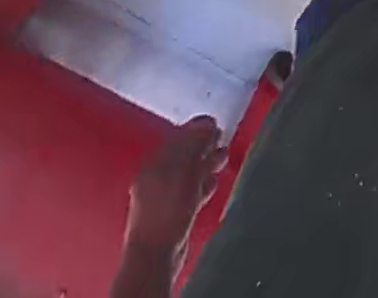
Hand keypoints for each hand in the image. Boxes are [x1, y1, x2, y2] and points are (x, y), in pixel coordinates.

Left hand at [124, 115, 227, 258]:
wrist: (156, 254)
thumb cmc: (168, 206)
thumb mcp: (185, 168)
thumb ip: (196, 143)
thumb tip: (208, 123)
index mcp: (154, 163)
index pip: (177, 137)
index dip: (197, 128)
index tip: (215, 122)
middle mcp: (156, 177)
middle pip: (184, 155)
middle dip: (204, 145)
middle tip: (222, 137)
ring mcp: (163, 198)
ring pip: (189, 173)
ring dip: (206, 164)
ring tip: (224, 157)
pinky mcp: (173, 215)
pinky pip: (190, 192)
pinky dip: (203, 184)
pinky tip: (214, 181)